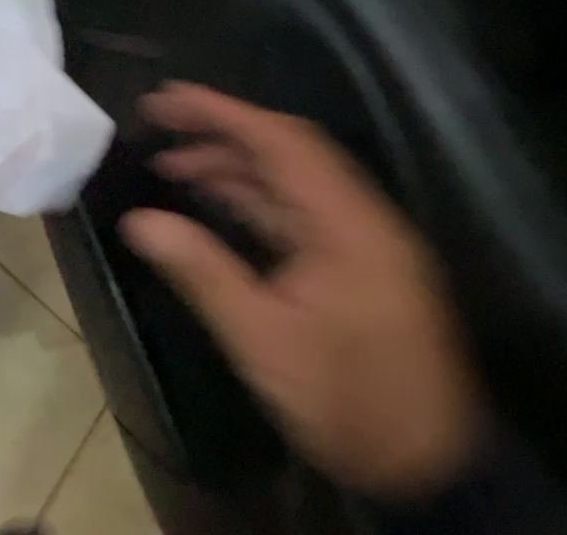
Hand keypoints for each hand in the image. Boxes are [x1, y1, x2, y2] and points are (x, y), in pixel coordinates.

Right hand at [119, 83, 486, 499]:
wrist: (427, 467)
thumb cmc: (346, 401)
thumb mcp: (263, 339)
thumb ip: (201, 271)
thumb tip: (139, 222)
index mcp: (345, 224)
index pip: (280, 143)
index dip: (221, 112)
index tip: (167, 99)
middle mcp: (358, 218)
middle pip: (286, 152)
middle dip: (220, 131)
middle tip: (160, 124)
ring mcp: (359, 241)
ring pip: (289, 182)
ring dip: (233, 166)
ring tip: (171, 165)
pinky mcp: (353, 265)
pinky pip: (296, 212)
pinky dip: (251, 198)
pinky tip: (213, 201)